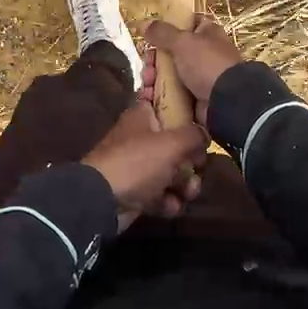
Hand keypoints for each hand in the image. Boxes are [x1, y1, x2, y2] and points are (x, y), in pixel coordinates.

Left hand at [82, 104, 206, 231]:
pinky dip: (168, 200)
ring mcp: (138, 165)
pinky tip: (171, 206)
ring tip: (187, 193)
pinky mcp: (137, 191)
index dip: (186, 112)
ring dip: (184, 184)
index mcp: (143, 116)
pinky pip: (161, 193)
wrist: (101, 200)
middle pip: (176, 143)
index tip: (201, 125)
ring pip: (172, 171)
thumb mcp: (171, 144)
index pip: (167, 102)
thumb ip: (194, 135)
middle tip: (198, 168)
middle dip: (191, 160)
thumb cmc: (136, 162)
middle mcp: (141, 137)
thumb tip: (206, 133)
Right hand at [142, 14, 245, 125]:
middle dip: (155, 60)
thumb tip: (144, 24)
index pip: (186, 24)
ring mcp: (199, 76)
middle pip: (172, 51)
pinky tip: (149, 96)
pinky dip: (160, 95)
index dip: (168, 28)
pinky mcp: (194, 97)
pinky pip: (172, 93)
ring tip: (147, 85)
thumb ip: (162, 33)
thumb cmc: (207, 63)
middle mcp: (204, 53)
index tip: (151, 37)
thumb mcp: (183, 42)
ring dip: (154, 78)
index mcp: (207, 34)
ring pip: (170, 73)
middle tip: (147, 66)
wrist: (226, 101)